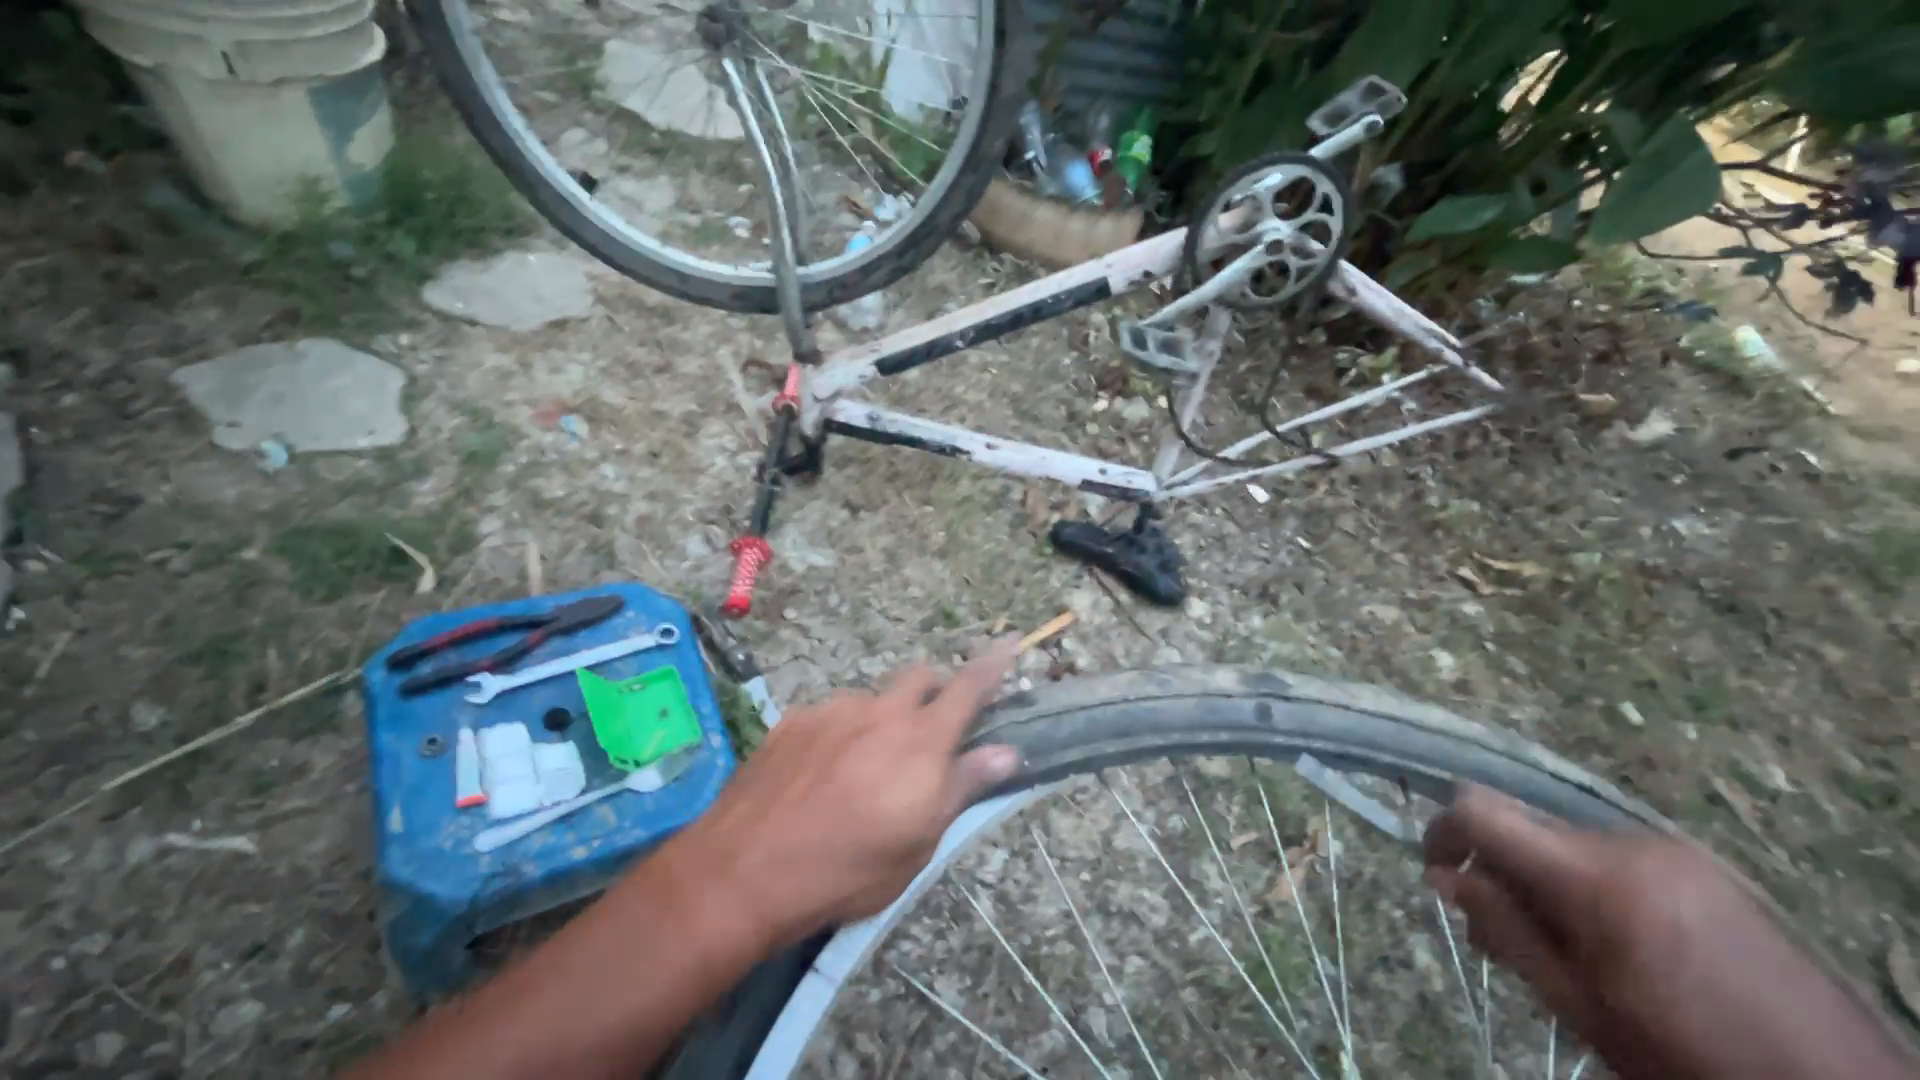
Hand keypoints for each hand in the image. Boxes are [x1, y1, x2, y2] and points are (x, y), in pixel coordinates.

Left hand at [673, 641, 1022, 949]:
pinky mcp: (791, 720)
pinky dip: (840, 734)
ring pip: (871, 700)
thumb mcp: (919, 841)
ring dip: (881, 719)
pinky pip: (830, 715)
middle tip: (932, 729)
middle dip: (934, 692)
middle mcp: (879, 712)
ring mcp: (831, 711)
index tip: (1010, 644)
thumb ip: (962, 786)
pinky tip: (820, 774)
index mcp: (921, 741)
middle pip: (919, 678)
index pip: (968, 688)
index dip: (993, 665)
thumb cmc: (849, 869)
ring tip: (864, 768)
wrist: (748, 870)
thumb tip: (1006, 752)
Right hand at [1424, 786, 1913, 1079]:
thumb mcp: (1580, 1007)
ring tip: (1562, 945)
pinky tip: (1613, 939)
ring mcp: (1673, 849)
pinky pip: (1615, 854)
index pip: (1483, 810)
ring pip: (1567, 841)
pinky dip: (1589, 882)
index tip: (1434, 871)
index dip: (1441, 829)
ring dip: (1544, 878)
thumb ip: (1505, 930)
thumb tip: (1441, 875)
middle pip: (1526, 827)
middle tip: (1499, 933)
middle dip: (1498, 868)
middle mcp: (1630, 842)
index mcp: (1595, 877)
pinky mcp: (1704, 864)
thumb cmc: (1686, 1057)